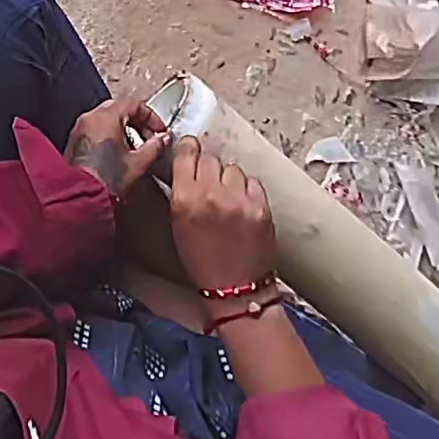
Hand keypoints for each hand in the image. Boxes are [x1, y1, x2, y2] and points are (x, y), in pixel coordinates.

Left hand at [65, 98, 170, 199]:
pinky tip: (119, 154)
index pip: (134, 105)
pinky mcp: (75, 142)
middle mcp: (90, 118)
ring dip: (124, 129)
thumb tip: (163, 139)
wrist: (81, 196)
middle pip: (120, 109)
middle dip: (138, 122)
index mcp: (106, 117)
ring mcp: (80, 129)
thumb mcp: (139, 162)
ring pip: (107, 119)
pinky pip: (96, 130)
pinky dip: (110, 136)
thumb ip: (155, 146)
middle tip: (150, 137)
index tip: (160, 130)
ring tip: (136, 148)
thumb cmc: (105, 180)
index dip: (151, 117)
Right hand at [168, 135, 275, 293]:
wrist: (235, 289)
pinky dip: (247, 190)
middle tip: (209, 185)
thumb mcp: (177, 222)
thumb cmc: (200, 259)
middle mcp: (211, 195)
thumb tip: (186, 162)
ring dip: (229, 180)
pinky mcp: (261, 207)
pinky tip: (242, 207)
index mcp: (185, 199)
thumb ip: (181, 190)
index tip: (191, 150)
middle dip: (209, 169)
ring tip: (228, 199)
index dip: (189, 149)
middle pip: (210, 158)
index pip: (187, 153)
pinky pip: (252, 182)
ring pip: (232, 169)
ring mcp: (239, 200)